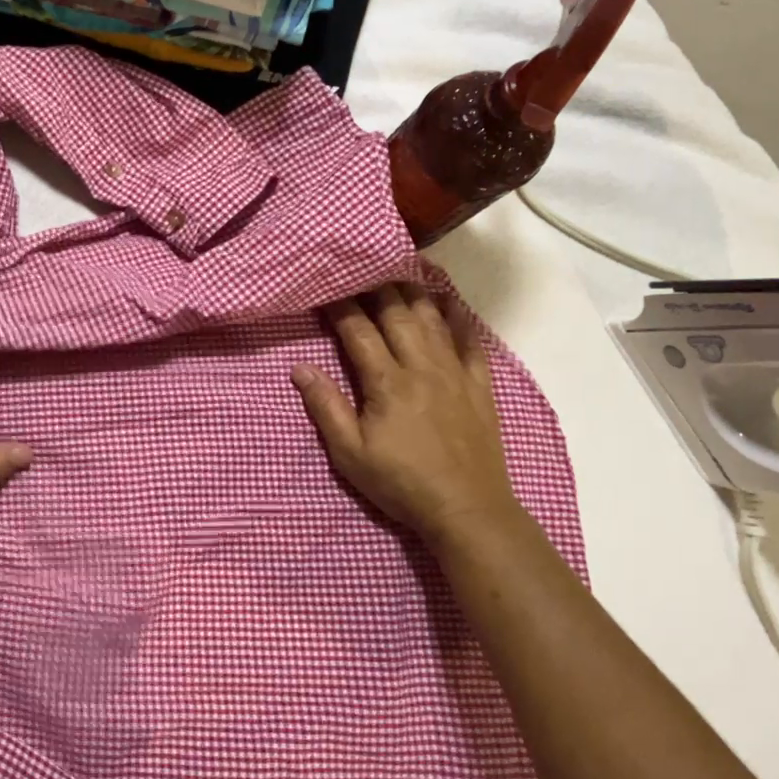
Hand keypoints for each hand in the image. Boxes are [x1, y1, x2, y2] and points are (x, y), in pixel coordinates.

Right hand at [291, 283, 527, 546]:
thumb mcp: (349, 453)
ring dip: (413, 291)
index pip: (358, 330)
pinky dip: (459, 317)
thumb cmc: (400, 483)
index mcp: (386, 382)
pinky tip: (449, 301)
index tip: (325, 286)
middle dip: (375, 287)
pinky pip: (471, 341)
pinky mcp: (479, 386)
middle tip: (359, 268)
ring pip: (432, 319)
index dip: (340, 305)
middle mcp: (421, 367)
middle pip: (397, 313)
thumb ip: (325, 406)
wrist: (468, 510)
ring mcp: (455, 373)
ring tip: (398, 270)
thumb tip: (299, 367)